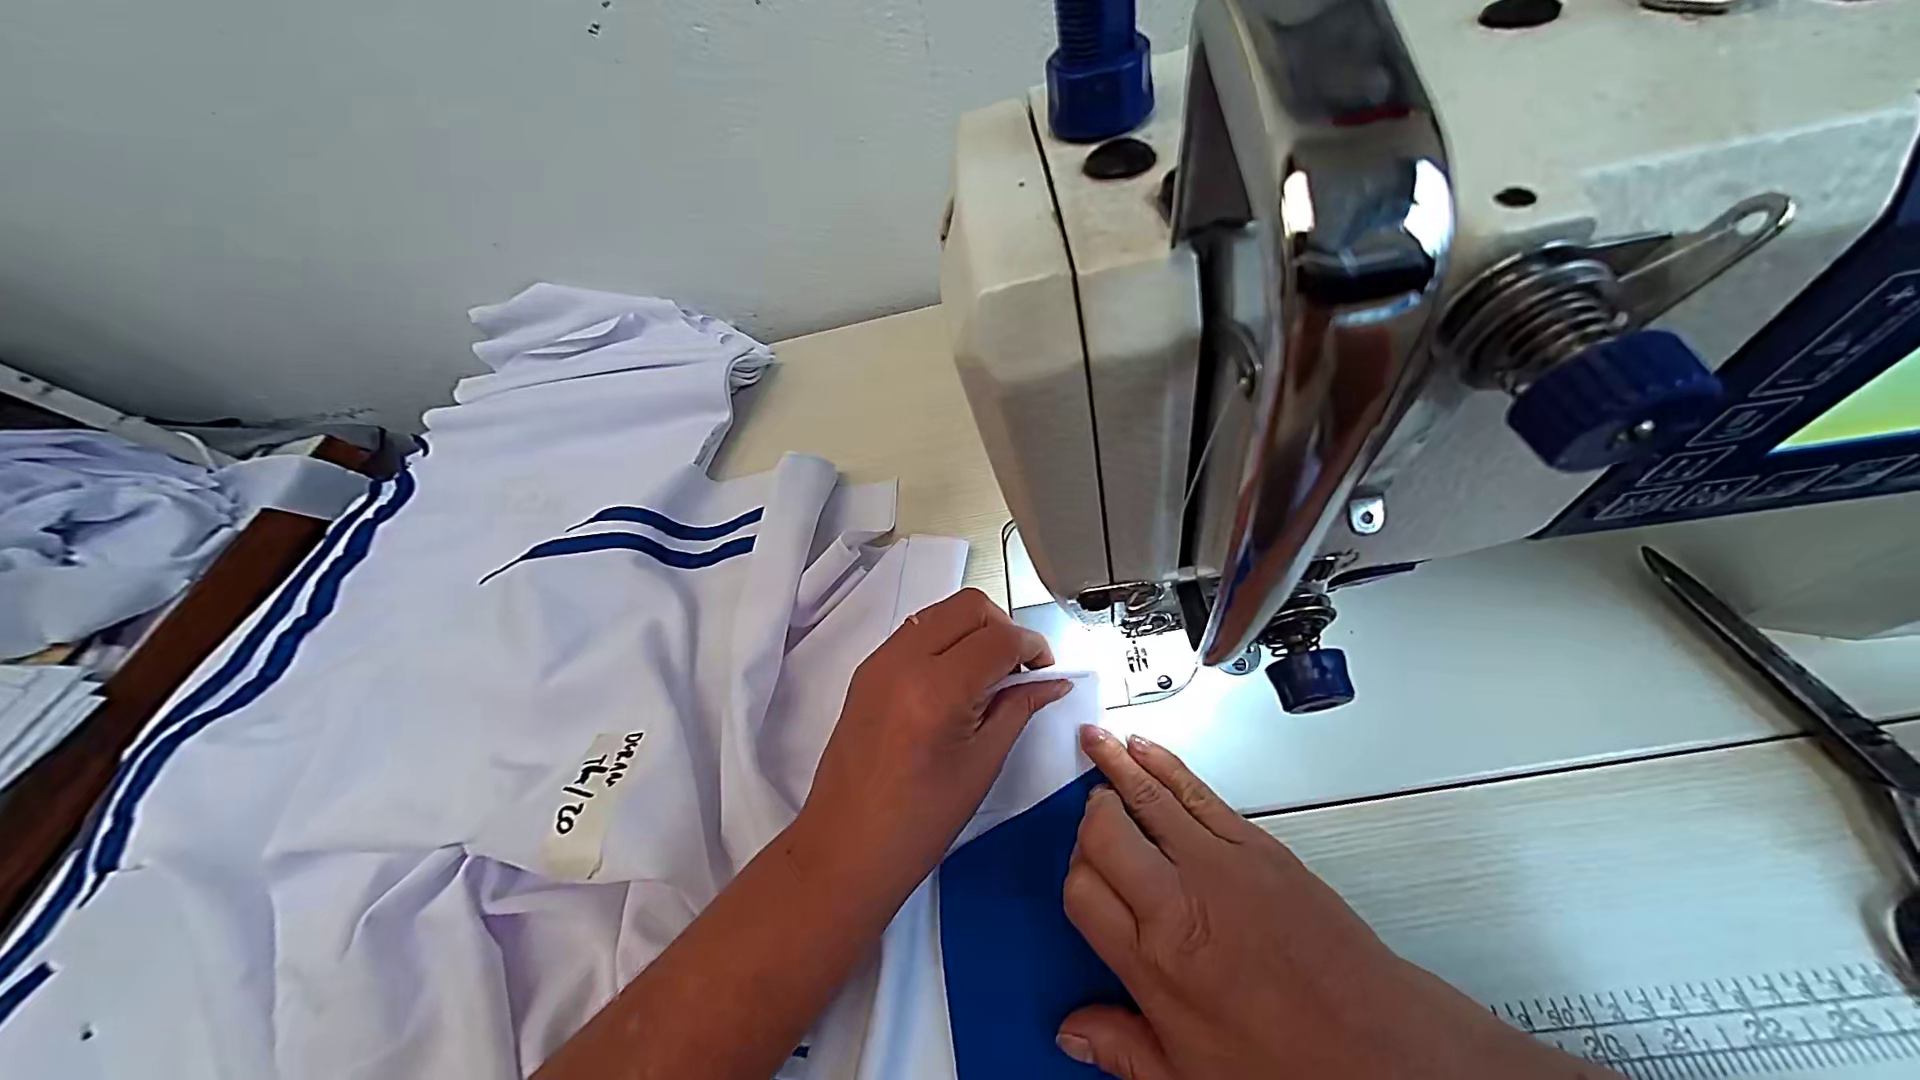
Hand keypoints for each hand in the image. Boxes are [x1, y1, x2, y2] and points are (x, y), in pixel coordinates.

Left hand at [799, 588, 1070, 895]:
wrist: (846, 847)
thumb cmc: (913, 823)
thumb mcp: (983, 763)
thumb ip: (1019, 709)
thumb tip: (1047, 683)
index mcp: (936, 690)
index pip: (1000, 637)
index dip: (1033, 647)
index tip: (1046, 666)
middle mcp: (903, 664)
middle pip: (970, 606)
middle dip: (1004, 626)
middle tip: (1021, 666)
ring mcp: (880, 663)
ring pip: (942, 612)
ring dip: (975, 628)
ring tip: (991, 673)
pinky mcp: (868, 671)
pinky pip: (917, 631)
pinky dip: (946, 639)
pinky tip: (959, 677)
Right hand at [1058, 726, 1618, 1079]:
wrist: (1386, 1051)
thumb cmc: (1298, 1068)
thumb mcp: (1191, 1077)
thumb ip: (1122, 1046)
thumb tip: (1075, 1031)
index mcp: (1158, 961)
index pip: (1081, 887)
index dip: (1072, 875)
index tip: (1082, 877)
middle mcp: (1181, 902)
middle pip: (1104, 830)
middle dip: (1088, 816)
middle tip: (1084, 811)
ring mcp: (1220, 864)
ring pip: (1148, 795)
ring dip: (1115, 763)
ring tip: (1094, 740)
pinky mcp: (1256, 844)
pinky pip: (1195, 790)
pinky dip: (1164, 765)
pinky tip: (1145, 751)